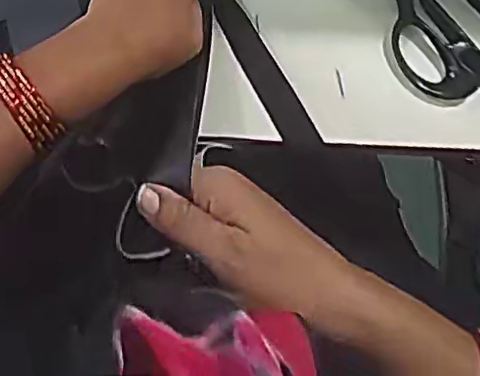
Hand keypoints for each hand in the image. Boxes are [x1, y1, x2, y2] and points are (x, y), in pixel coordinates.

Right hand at [137, 166, 372, 330]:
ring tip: (203, 269)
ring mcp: (239, 203)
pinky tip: (216, 270)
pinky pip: (210, 228)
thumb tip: (144, 192)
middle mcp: (227, 183)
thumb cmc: (287, 277)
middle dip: (173, 230)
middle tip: (185, 262)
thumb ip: (180, 219)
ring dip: (191, 243)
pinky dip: (207, 250)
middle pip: (177, 199)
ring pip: (193, 217)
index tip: (157, 244)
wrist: (335, 300)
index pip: (163, 182)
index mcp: (217, 179)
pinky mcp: (247, 223)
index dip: (154, 214)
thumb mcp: (223, 252)